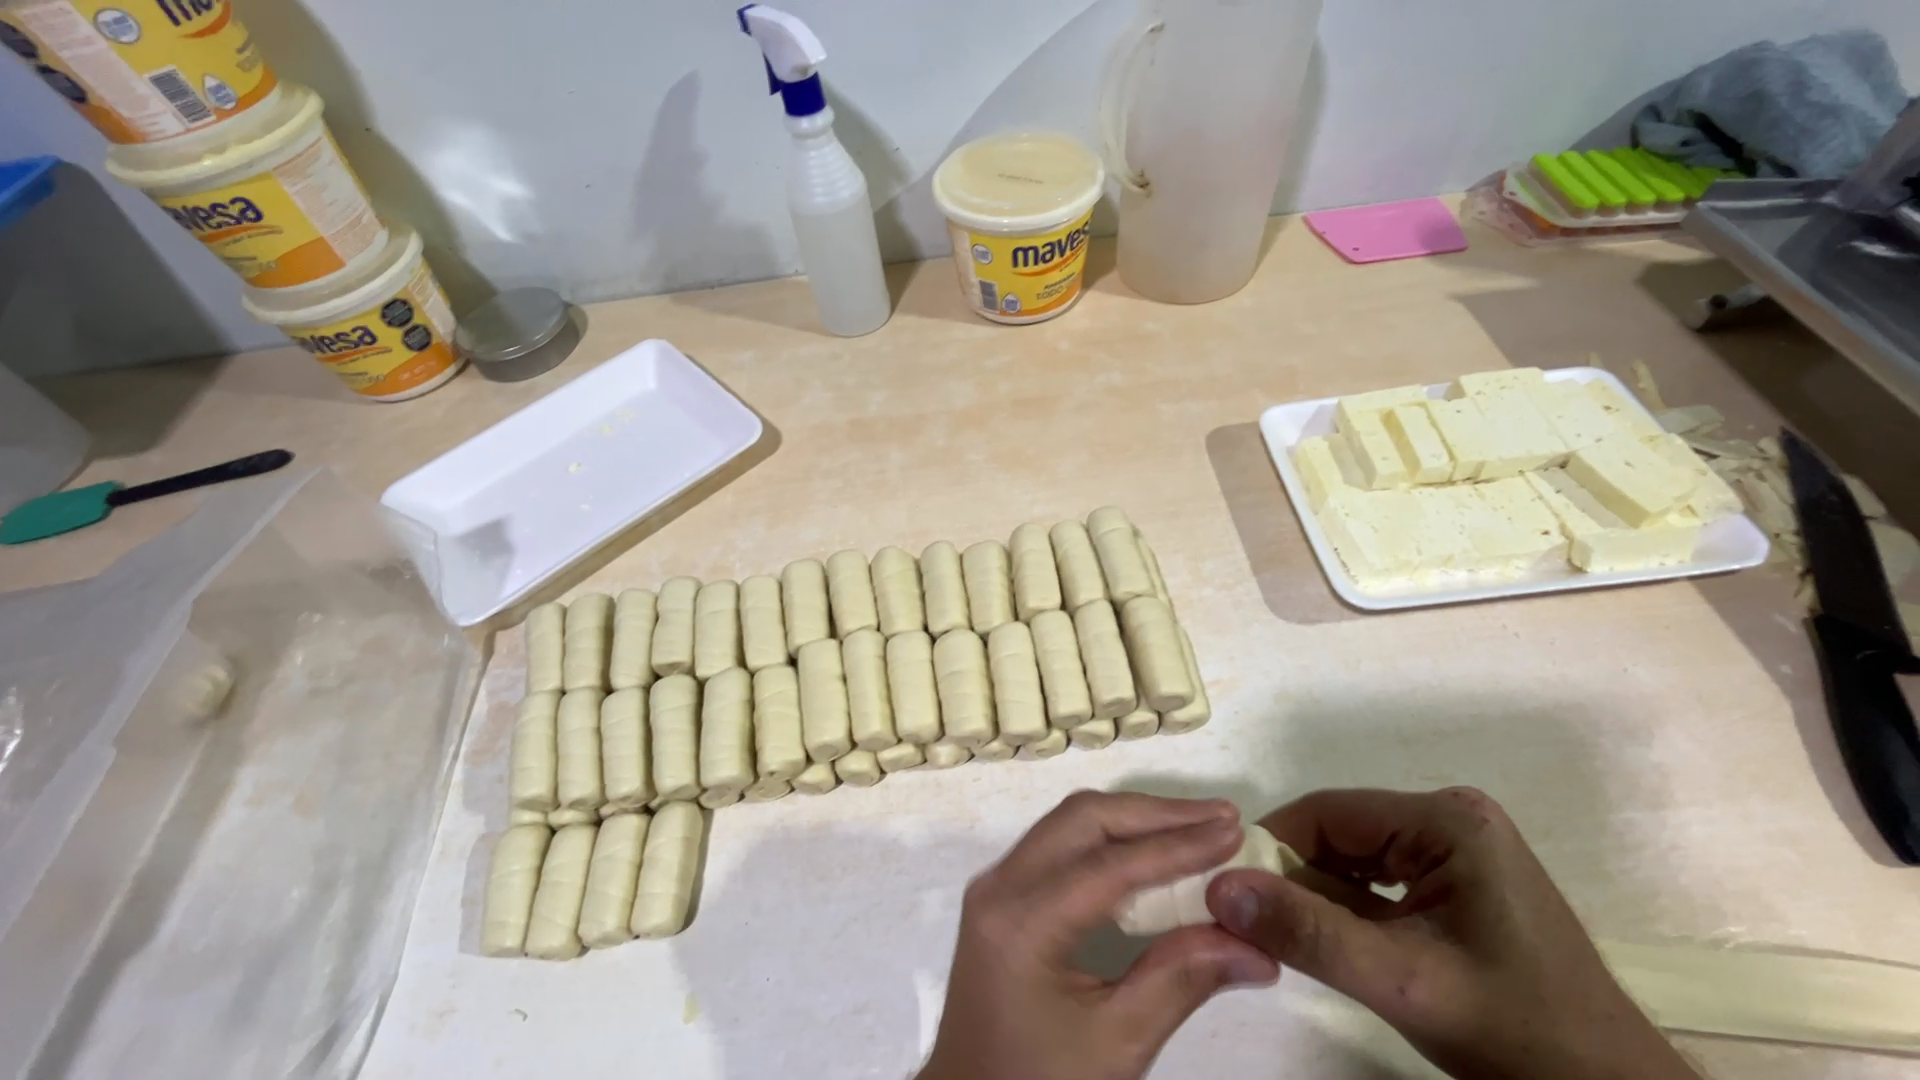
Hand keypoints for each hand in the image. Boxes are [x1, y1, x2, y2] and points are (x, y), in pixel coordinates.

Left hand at [918, 792, 1279, 1079]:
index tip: (1235, 832)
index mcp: (1021, 921)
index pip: (1109, 864)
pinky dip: (1111, 836)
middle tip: (1222, 816)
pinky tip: (1152, 849)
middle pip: (1084, 820)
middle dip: (1157, 814)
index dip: (1177, 845)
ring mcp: (997, 883)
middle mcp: (1001, 884)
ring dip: (1135, 818)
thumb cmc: (1038, 1079)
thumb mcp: (1115, 1044)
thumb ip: (1180, 981)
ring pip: (1071, 822)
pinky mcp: (1004, 891)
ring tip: (1199, 824)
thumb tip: (1254, 944)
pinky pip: (1060, 841)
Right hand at [1209, 788, 1695, 1079]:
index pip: (1326, 813)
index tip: (1225, 892)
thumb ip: (1308, 933)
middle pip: (1337, 833)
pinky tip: (1327, 942)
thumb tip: (1217, 889)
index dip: (1269, 848)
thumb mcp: (1402, 983)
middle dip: (1290, 877)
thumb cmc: (1515, 1033)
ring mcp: (1454, 849)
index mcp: (1446, 821)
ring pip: (1351, 859)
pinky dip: (1342, 909)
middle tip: (1247, 924)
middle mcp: (1449, 819)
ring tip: (1281, 937)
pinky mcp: (1454, 881)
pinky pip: (1375, 881)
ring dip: (1313, 896)